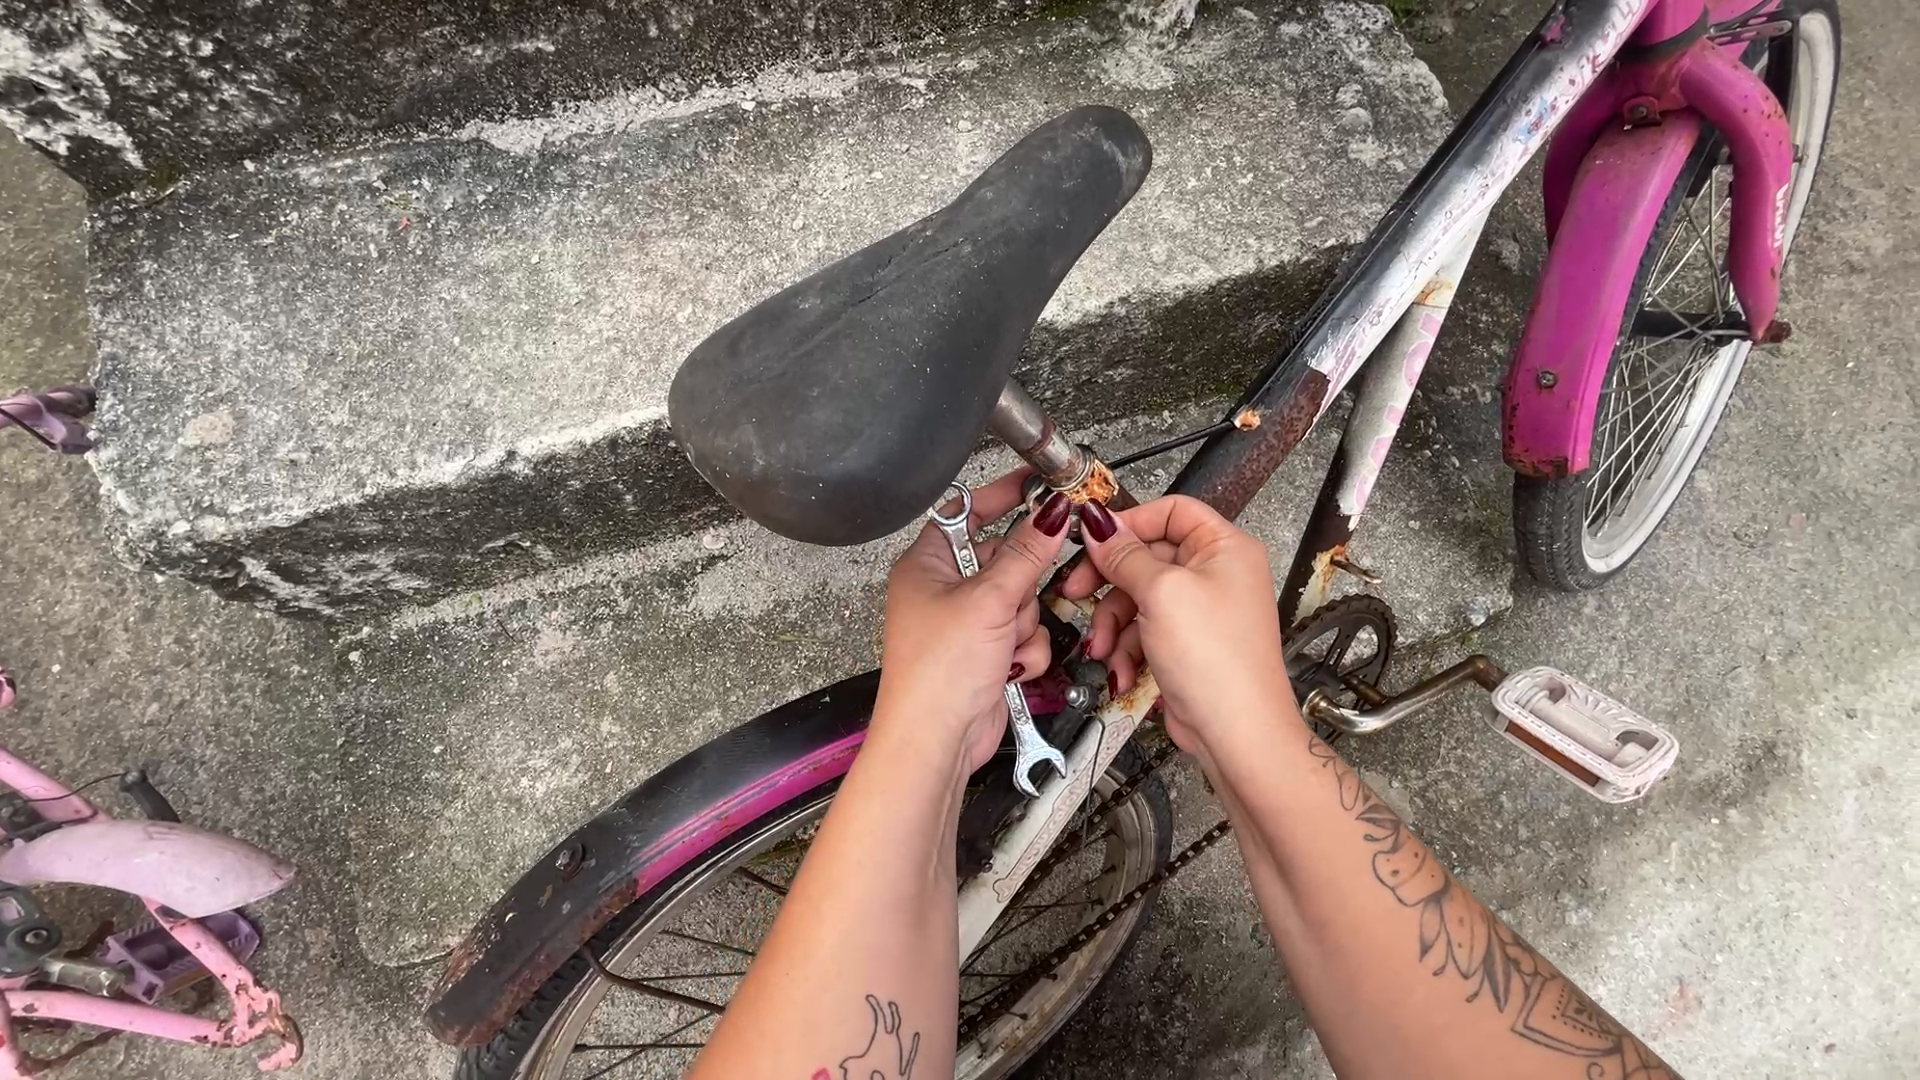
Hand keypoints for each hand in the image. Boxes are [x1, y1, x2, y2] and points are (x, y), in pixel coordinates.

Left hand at [876, 471, 1074, 772]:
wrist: (939, 741)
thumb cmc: (936, 672)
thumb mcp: (987, 600)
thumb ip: (1026, 554)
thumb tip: (1052, 514)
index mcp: (928, 565)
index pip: (967, 514)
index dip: (1001, 496)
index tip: (1037, 482)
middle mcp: (946, 590)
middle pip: (1006, 560)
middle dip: (1019, 586)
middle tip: (1014, 598)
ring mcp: (969, 624)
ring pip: (1023, 600)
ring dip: (1022, 625)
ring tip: (1002, 645)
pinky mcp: (989, 653)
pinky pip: (1026, 635)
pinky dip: (1025, 653)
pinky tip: (1009, 669)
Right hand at [1061, 496, 1293, 751]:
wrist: (1235, 733)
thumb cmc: (1217, 661)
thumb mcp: (1160, 593)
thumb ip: (1124, 554)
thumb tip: (1096, 522)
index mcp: (1223, 548)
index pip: (1171, 512)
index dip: (1130, 523)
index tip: (1093, 538)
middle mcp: (1214, 573)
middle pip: (1145, 556)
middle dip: (1109, 581)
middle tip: (1077, 589)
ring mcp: (1198, 610)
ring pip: (1136, 596)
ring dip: (1113, 624)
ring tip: (1103, 648)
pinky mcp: (1184, 642)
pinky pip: (1142, 629)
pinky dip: (1127, 649)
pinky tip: (1122, 671)